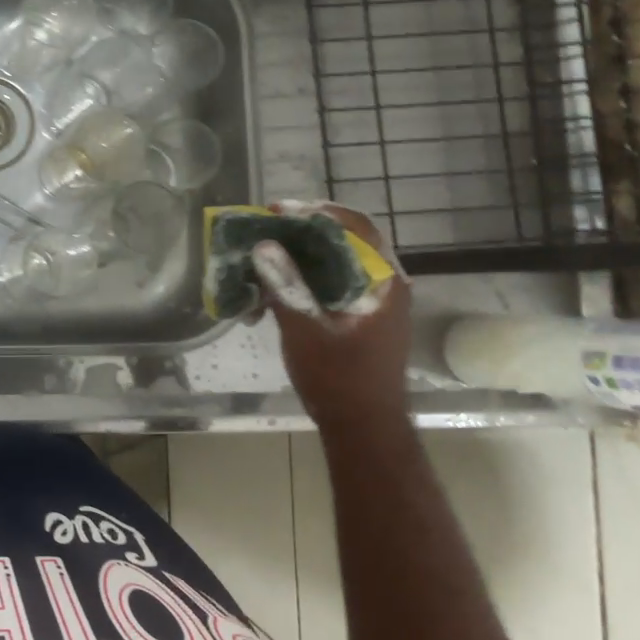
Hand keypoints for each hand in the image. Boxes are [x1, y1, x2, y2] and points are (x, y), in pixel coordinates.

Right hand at [255, 203, 411, 429]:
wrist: (364, 428)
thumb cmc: (339, 379)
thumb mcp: (305, 329)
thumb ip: (285, 285)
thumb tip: (263, 245)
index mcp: (381, 280)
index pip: (354, 226)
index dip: (314, 212)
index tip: (275, 212)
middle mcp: (382, 283)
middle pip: (341, 241)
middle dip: (297, 235)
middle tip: (259, 235)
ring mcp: (372, 301)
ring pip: (331, 263)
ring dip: (294, 261)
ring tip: (257, 268)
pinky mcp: (359, 317)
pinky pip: (328, 285)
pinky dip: (299, 283)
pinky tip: (268, 298)